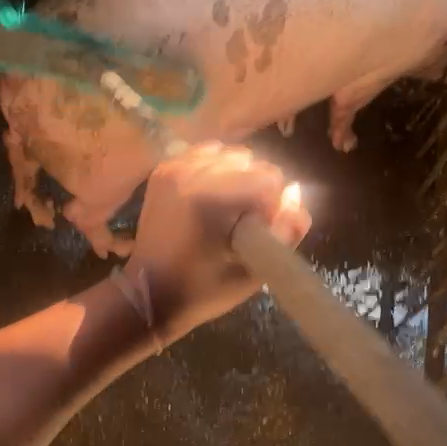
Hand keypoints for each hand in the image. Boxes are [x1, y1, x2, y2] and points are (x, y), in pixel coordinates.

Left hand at [126, 144, 312, 340]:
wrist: (149, 292)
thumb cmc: (203, 290)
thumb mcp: (254, 273)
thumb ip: (285, 232)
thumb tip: (297, 192)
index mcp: (213, 198)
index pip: (271, 178)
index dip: (274, 206)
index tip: (260, 232)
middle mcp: (193, 173)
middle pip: (253, 160)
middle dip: (258, 188)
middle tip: (246, 222)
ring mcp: (175, 167)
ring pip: (230, 153)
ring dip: (239, 176)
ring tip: (230, 209)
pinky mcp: (165, 169)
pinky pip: (205, 153)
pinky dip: (217, 169)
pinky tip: (214, 196)